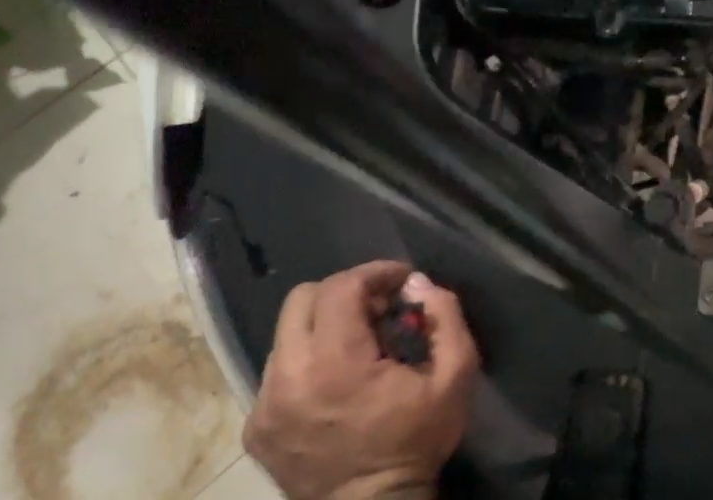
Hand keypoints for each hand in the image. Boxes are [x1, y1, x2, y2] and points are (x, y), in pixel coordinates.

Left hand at [244, 261, 479, 499]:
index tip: (402, 280)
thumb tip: (418, 284)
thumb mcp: (456, 374)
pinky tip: (338, 380)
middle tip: (380, 307)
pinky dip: (309, 359)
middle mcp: (288, 377)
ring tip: (361, 344)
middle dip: (345, 291)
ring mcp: (265, 404)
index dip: (375, 272)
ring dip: (324, 325)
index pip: (340, 288)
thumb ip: (444, 317)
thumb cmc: (418, 439)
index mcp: (336, 363)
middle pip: (301, 299)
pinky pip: (278, 370)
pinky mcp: (256, 427)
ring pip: (286, 334)